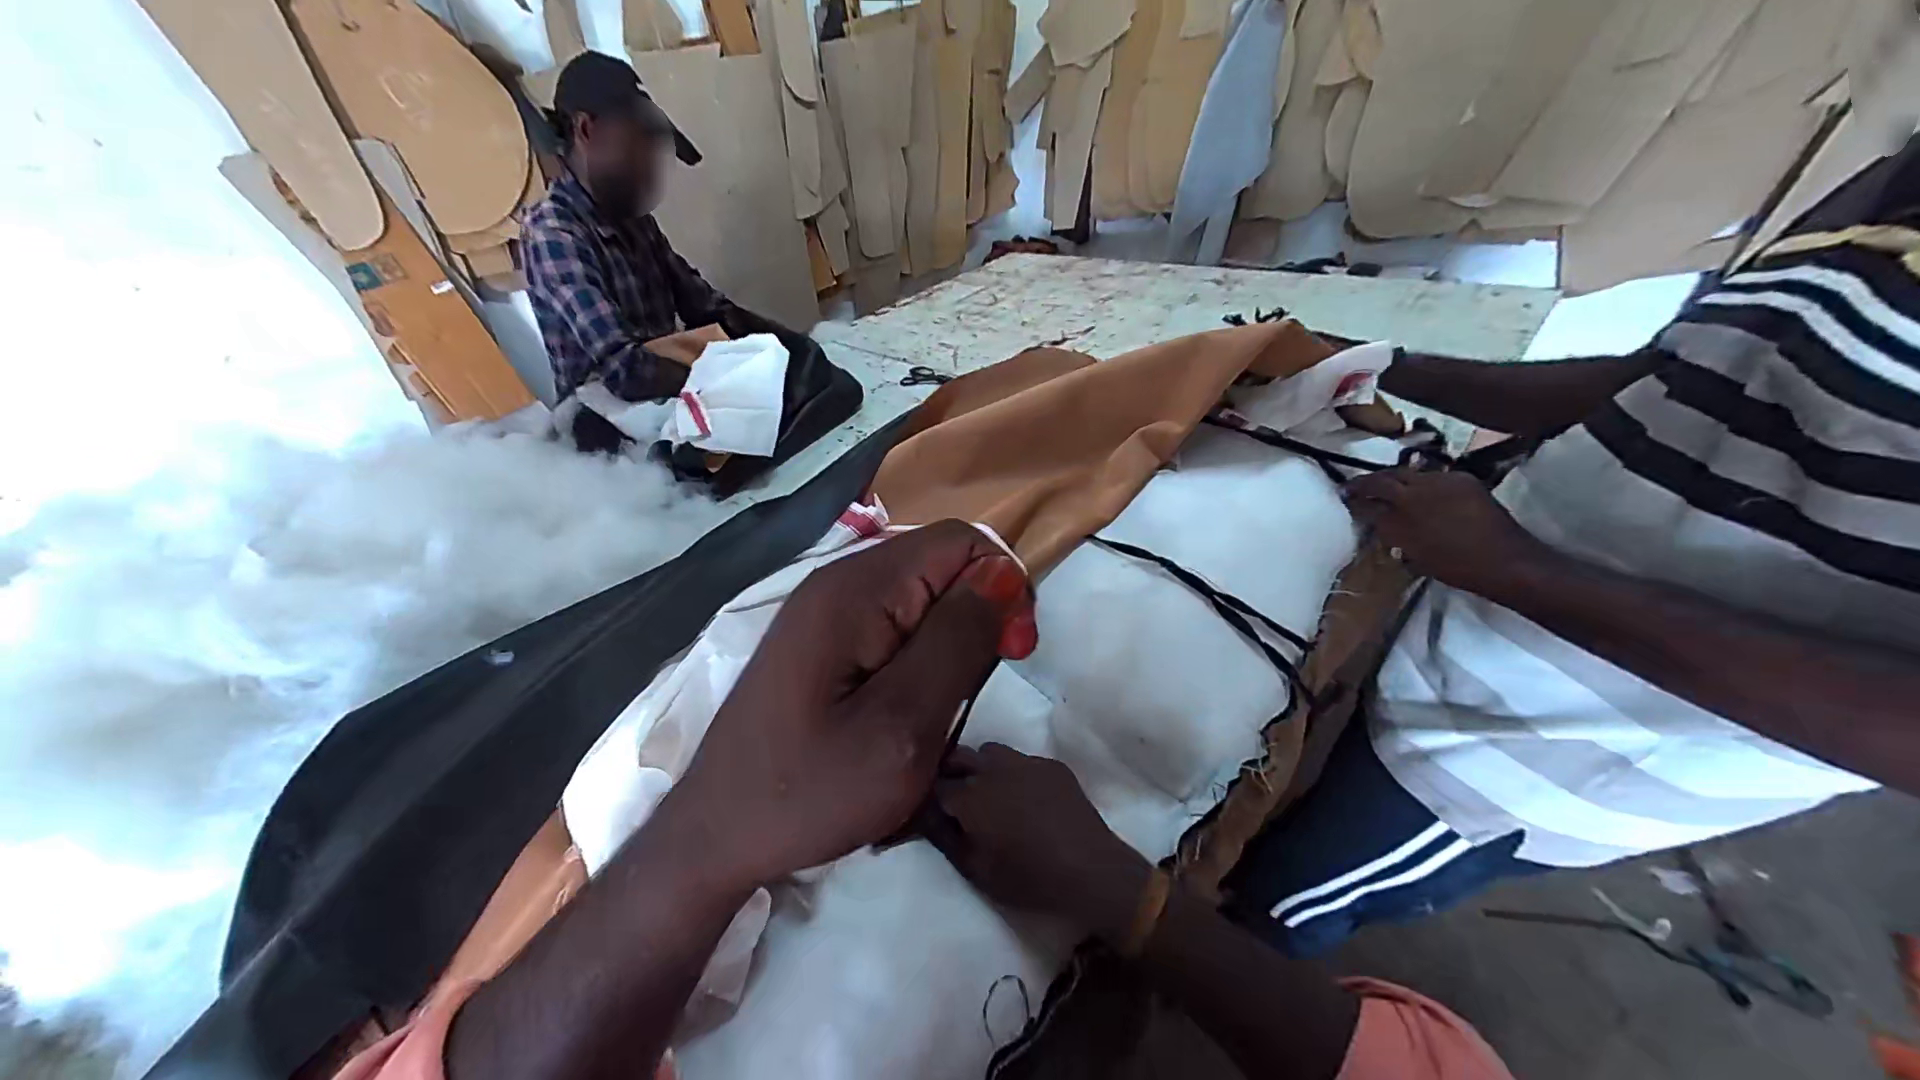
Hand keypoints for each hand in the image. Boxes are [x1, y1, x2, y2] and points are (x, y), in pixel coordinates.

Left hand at [662, 521, 1038, 892]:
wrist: (716, 836)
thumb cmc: (808, 791)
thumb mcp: (903, 726)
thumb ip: (958, 642)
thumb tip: (1002, 574)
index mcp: (856, 590)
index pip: (961, 541)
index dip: (1004, 586)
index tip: (1013, 653)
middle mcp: (839, 581)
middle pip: (942, 563)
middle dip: (979, 616)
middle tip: (970, 692)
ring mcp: (827, 609)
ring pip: (923, 595)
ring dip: (952, 642)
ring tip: (938, 707)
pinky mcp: (823, 639)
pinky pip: (896, 623)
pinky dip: (922, 655)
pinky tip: (910, 704)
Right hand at [931, 743, 1149, 941]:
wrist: (1090, 869)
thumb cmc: (1028, 877)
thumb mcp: (975, 870)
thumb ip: (943, 838)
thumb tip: (925, 815)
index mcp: (970, 796)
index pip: (936, 786)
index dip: (932, 798)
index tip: (933, 810)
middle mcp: (992, 769)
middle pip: (958, 757)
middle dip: (951, 772)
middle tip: (956, 796)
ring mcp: (1024, 762)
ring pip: (990, 751)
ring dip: (982, 767)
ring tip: (990, 791)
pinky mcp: (1050, 765)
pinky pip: (1022, 759)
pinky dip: (1015, 772)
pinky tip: (1025, 796)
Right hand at [1344, 468, 1547, 599]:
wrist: (1506, 563)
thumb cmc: (1451, 561)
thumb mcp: (1407, 545)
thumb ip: (1383, 522)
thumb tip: (1365, 508)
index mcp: (1410, 495)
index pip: (1375, 482)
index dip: (1357, 486)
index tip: (1344, 492)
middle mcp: (1431, 480)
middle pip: (1396, 474)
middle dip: (1379, 482)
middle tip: (1365, 493)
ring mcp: (1454, 480)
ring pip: (1418, 476)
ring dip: (1402, 485)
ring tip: (1393, 499)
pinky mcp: (1471, 486)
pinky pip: (1438, 481)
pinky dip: (1424, 489)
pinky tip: (1423, 503)